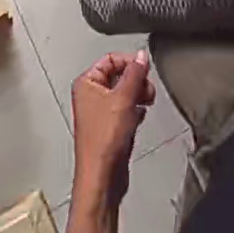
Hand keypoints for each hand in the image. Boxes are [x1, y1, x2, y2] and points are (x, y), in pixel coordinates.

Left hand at [70, 50, 155, 207]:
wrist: (103, 175)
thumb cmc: (103, 141)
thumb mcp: (123, 98)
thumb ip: (135, 74)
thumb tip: (141, 56)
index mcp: (86, 82)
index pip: (110, 58)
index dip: (130, 62)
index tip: (145, 69)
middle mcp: (90, 95)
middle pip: (119, 74)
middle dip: (136, 80)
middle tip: (146, 89)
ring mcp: (100, 111)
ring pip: (124, 92)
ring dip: (137, 95)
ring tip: (145, 103)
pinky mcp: (110, 126)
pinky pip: (126, 109)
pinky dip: (135, 110)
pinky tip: (138, 117)